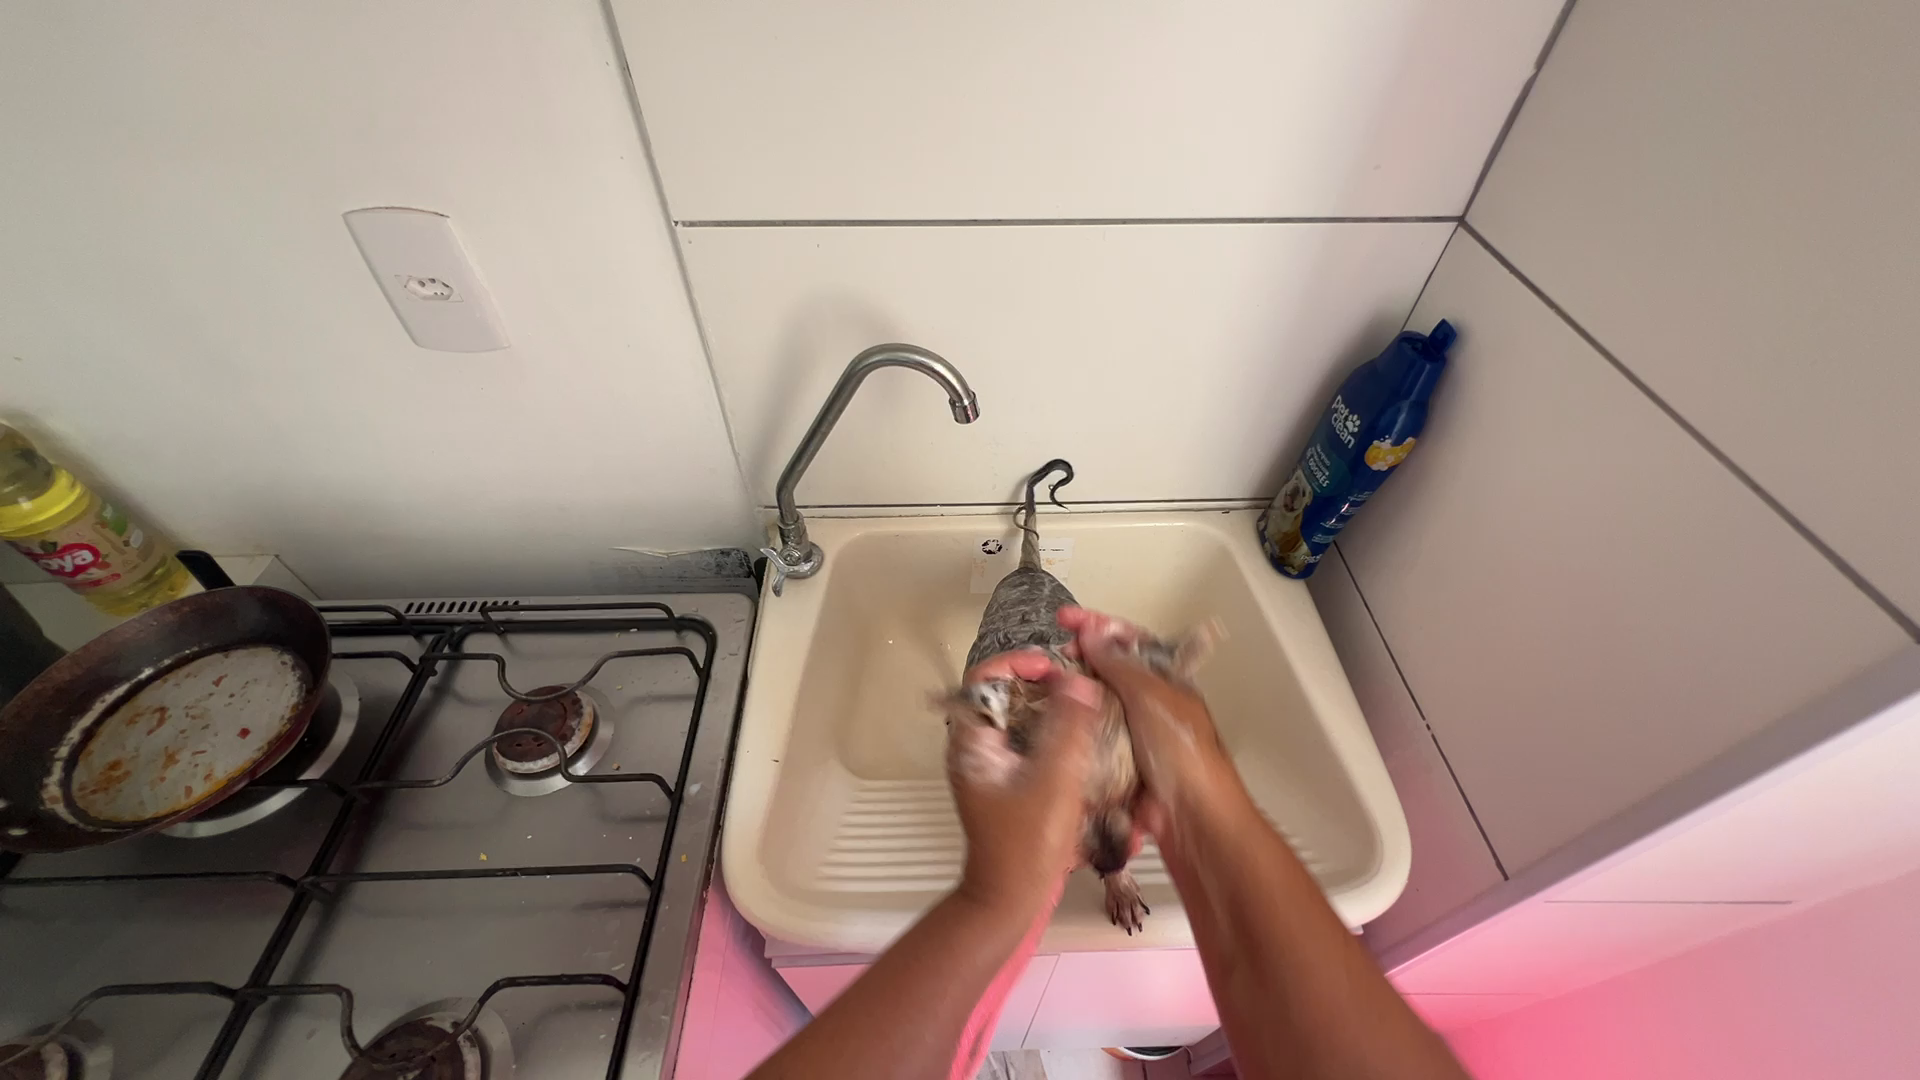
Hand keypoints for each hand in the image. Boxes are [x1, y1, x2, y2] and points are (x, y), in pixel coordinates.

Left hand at [946, 650, 1102, 917]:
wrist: (1009, 899)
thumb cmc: (1026, 844)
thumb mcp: (1054, 780)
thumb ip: (1067, 727)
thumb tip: (1078, 680)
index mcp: (972, 740)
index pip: (984, 678)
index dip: (1017, 663)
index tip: (1053, 668)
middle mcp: (974, 746)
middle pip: (1001, 693)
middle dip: (1038, 681)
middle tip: (1074, 683)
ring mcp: (989, 764)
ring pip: (1015, 716)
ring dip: (1046, 704)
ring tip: (1082, 702)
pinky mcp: (1006, 779)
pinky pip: (1025, 739)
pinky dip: (1049, 729)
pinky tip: (1079, 735)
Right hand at [1056, 606, 1242, 837]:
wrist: (1191, 817)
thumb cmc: (1183, 752)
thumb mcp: (1150, 696)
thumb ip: (1118, 664)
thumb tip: (1091, 633)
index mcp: (1164, 679)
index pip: (1128, 640)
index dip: (1098, 625)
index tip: (1066, 619)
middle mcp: (1147, 701)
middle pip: (1107, 669)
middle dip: (1079, 657)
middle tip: (1053, 654)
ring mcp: (1131, 731)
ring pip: (1093, 701)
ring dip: (1072, 691)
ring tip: (1045, 683)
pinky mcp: (1115, 759)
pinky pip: (1087, 735)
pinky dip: (1071, 726)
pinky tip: (1051, 720)